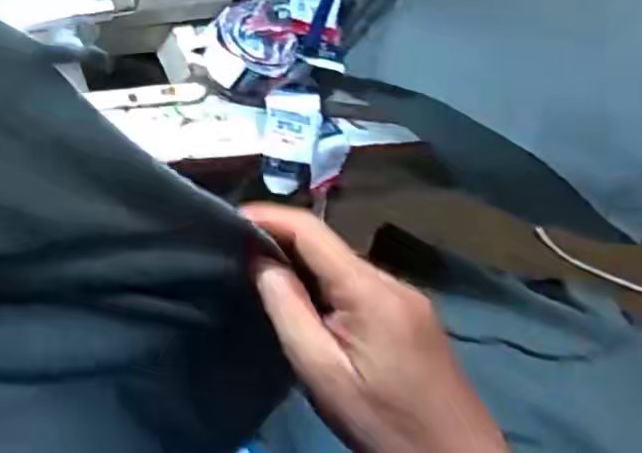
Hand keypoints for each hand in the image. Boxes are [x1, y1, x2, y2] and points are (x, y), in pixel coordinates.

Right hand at [243, 204, 508, 452]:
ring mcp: (408, 299)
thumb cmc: (386, 426)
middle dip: (278, 238)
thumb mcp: (321, 370)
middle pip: (324, 242)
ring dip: (299, 260)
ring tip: (262, 272)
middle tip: (237, 250)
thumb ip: (285, 305)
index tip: (228, 219)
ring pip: (338, 260)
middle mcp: (394, 283)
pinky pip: (355, 280)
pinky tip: (304, 298)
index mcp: (372, 291)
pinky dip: (321, 278)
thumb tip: (258, 257)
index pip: (308, 228)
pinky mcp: (413, 317)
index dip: (265, 215)